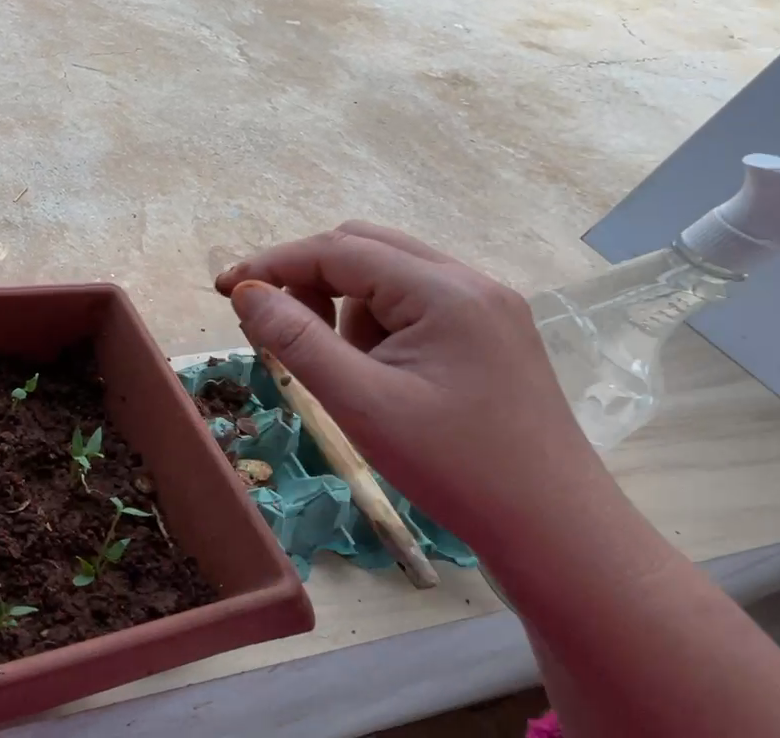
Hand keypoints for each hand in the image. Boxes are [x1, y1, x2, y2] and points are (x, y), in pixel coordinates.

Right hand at [215, 222, 616, 547]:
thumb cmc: (454, 466)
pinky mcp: (487, 335)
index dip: (272, 264)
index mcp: (445, 292)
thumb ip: (295, 338)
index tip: (224, 291)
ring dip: (339, 301)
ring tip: (331, 361)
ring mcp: (485, 308)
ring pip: (384, 274)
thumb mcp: (359, 401)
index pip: (337, 250)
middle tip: (268, 319)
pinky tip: (372, 370)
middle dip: (304, 275)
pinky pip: (409, 303)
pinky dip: (370, 322)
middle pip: (362, 247)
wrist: (556, 531)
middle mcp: (470, 284)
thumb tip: (245, 293)